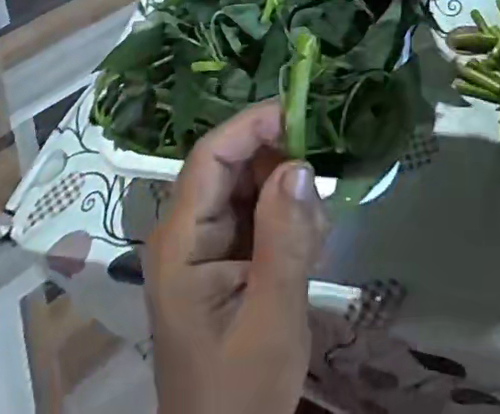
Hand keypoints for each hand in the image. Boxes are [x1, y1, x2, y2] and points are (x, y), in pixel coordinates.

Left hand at [145, 102, 326, 413]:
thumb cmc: (241, 391)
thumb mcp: (270, 318)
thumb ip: (284, 239)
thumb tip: (300, 166)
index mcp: (180, 241)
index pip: (209, 157)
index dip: (251, 126)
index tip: (302, 113)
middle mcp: (187, 231)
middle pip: (233, 167)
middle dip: (280, 169)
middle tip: (319, 200)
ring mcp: (206, 244)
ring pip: (252, 187)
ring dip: (289, 201)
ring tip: (313, 244)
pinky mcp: (226, 257)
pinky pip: (260, 214)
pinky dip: (289, 222)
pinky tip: (307, 254)